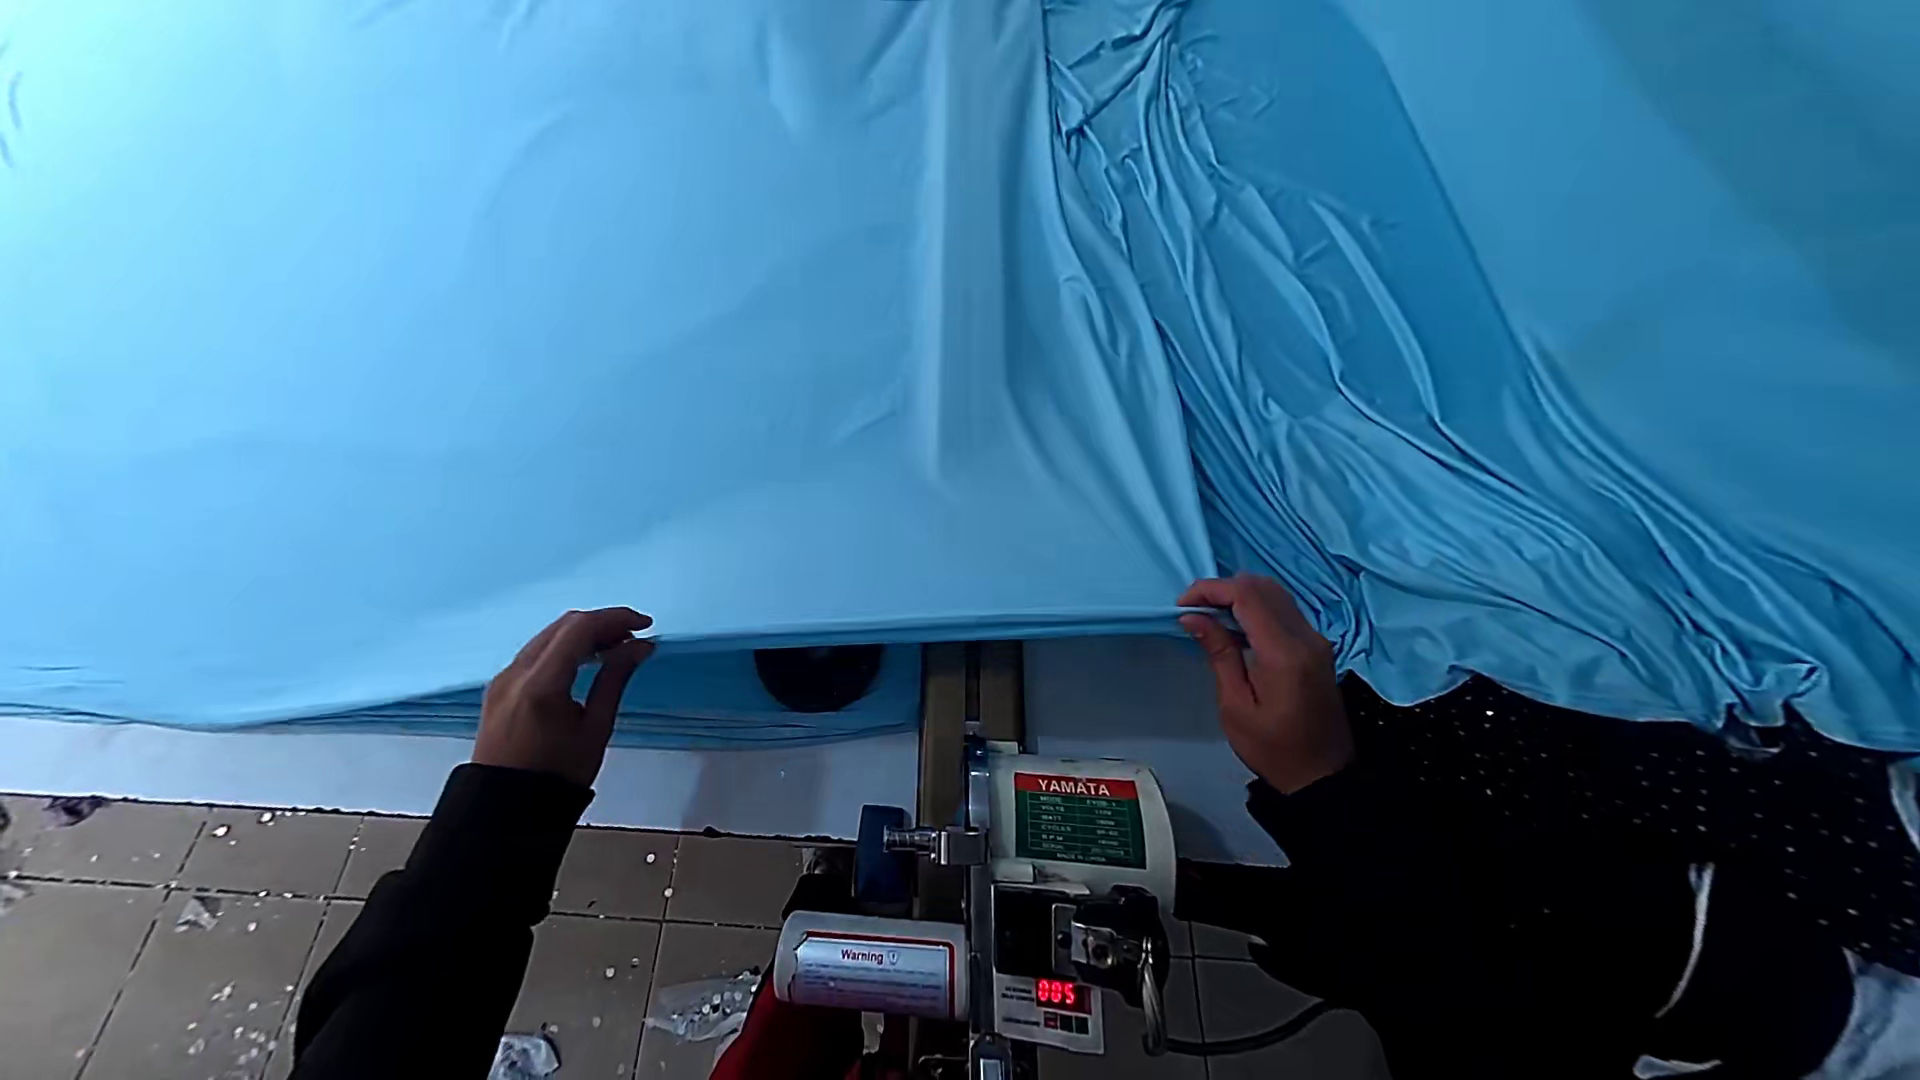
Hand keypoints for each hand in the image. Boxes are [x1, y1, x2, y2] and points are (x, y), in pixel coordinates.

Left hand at [474, 607, 655, 787]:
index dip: (616, 618)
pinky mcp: (501, 686)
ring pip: (550, 635)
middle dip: (603, 622)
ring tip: (617, 647)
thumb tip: (640, 646)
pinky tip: (588, 659)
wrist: (504, 808)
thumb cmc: (557, 773)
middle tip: (634, 636)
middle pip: (564, 626)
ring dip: (585, 632)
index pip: (580, 629)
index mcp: (541, 684)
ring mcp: (504, 678)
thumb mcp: (597, 726)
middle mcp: (516, 673)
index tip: (645, 625)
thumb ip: (616, 678)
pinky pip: (538, 650)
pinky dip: (567, 645)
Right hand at [1179, 575, 1352, 793]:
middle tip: (1193, 609)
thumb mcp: (1235, 705)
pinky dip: (1255, 606)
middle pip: (1262, 586)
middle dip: (1222, 588)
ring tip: (1209, 615)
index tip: (1183, 605)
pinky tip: (1234, 626)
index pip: (1247, 596)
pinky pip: (1284, 609)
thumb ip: (1219, 653)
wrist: (1323, 775)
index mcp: (1284, 653)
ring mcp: (1316, 639)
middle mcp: (1306, 637)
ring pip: (1275, 593)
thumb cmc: (1273, 748)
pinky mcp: (1317, 646)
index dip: (1211, 590)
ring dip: (1239, 594)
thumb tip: (1193, 617)